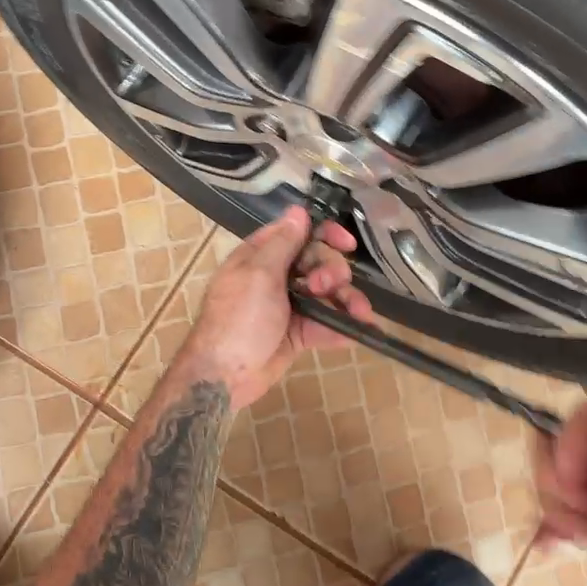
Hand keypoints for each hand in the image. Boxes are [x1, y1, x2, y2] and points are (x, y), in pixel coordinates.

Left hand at [175, 206, 372, 409]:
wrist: (225, 375)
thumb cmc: (238, 318)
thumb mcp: (259, 274)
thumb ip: (283, 244)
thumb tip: (298, 210)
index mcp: (260, 256)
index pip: (297, 234)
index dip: (324, 235)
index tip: (347, 243)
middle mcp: (275, 277)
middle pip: (317, 262)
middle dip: (332, 271)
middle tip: (329, 285)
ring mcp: (288, 306)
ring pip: (327, 294)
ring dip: (346, 299)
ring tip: (358, 311)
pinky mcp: (298, 334)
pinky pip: (327, 324)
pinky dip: (343, 326)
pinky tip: (362, 329)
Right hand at [535, 399, 586, 585]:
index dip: (575, 434)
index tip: (571, 475)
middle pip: (567, 437)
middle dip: (557, 468)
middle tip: (577, 507)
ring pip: (556, 470)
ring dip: (552, 497)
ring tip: (575, 534)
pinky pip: (558, 509)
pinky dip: (548, 526)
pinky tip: (556, 547)